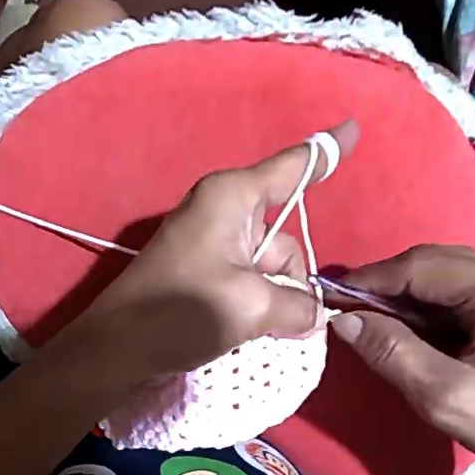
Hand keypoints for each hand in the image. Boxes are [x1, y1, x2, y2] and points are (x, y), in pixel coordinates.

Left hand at [57, 122, 359, 378]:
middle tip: (293, 318)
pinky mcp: (199, 273)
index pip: (292, 167)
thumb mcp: (252, 307)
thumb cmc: (182, 312)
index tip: (356, 127)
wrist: (119, 348)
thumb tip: (314, 315)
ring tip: (265, 329)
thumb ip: (296, 306)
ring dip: (276, 297)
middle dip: (294, 276)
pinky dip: (256, 303)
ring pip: (266, 265)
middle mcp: (221, 211)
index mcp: (232, 198)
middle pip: (283, 236)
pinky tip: (255, 329)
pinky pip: (245, 279)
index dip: (326, 151)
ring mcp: (208, 243)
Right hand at [328, 246, 474, 474]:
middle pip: (438, 263)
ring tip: (368, 321)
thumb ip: (392, 351)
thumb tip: (343, 320)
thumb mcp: (442, 394)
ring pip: (447, 276)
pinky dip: (429, 309)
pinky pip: (463, 292)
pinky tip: (405, 328)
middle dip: (388, 287)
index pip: (426, 266)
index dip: (372, 279)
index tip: (329, 295)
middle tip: (344, 310)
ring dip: (406, 298)